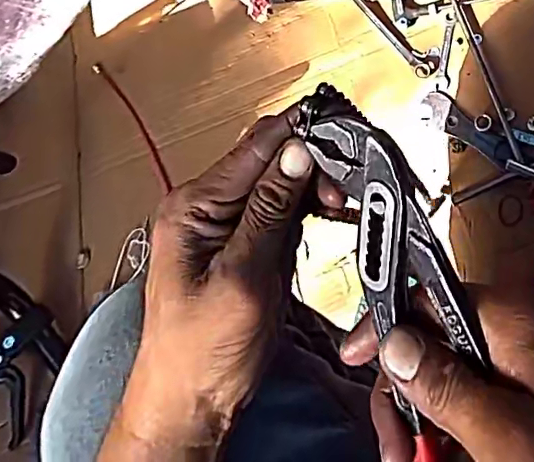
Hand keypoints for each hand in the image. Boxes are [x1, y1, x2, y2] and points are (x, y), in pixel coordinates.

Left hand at [102, 110, 344, 459]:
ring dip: (313, 184)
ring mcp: (227, 221)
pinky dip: (308, 205)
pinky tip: (330, 210)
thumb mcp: (241, 278)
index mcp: (192, 206)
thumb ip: (270, 210)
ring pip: (280, 179)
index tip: (335, 124)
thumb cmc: (198, 355)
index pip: (253, 148)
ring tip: (341, 199)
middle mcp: (207, 205)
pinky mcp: (246, 238)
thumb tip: (296, 152)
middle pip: (267, 158)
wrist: (190, 409)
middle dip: (310, 161)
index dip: (296, 133)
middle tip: (343, 180)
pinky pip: (282, 206)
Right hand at [340, 285, 533, 461]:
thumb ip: (446, 386)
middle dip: (406, 391)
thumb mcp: (506, 437)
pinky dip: (459, 427)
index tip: (352, 358)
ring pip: (452, 372)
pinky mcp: (533, 384)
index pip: (427, 294)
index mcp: (507, 316)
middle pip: (434, 339)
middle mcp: (513, 324)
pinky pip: (479, 393)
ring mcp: (524, 354)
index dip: (386, 323)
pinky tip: (453, 458)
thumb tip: (394, 340)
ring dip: (429, 418)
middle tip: (397, 453)